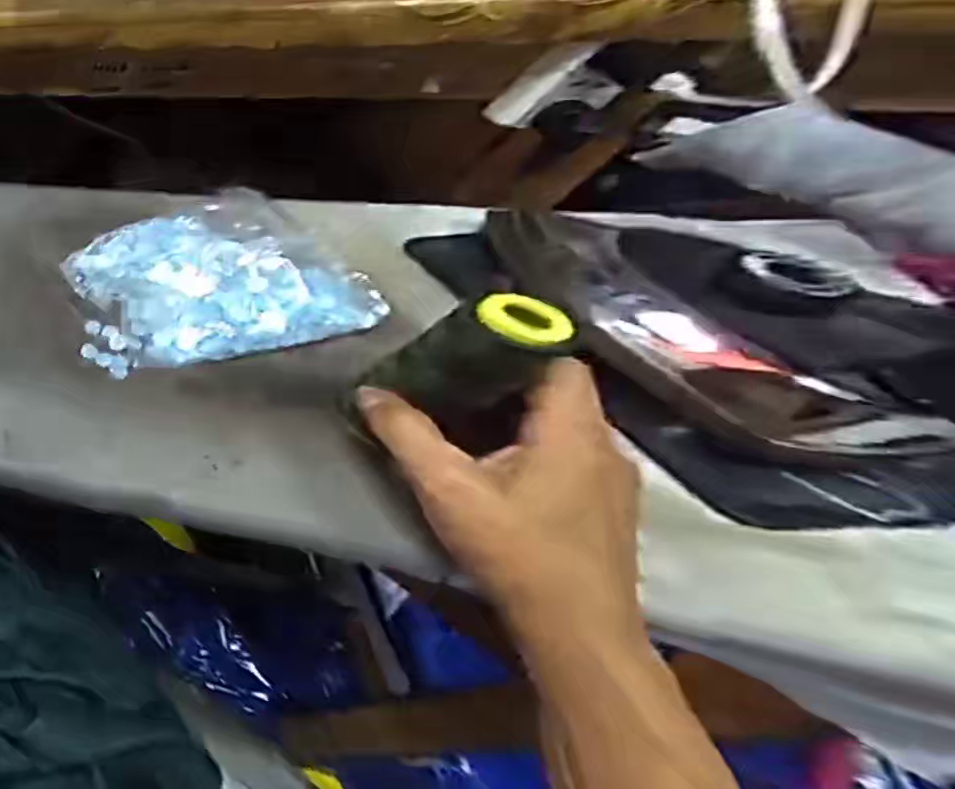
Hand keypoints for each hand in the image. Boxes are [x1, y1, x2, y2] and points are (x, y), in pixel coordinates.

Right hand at [357, 359, 641, 637]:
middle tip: (445, 382)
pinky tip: (490, 462)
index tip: (462, 350)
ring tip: (458, 417)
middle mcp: (602, 446)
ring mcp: (610, 478)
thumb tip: (368, 393)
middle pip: (553, 388)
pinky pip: (566, 449)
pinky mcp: (603, 504)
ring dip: (512, 412)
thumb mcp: (445, 487)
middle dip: (498, 379)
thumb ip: (404, 433)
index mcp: (573, 430)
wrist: (578, 634)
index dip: (512, 345)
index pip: (556, 360)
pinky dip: (527, 440)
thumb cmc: (516, 551)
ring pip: (560, 420)